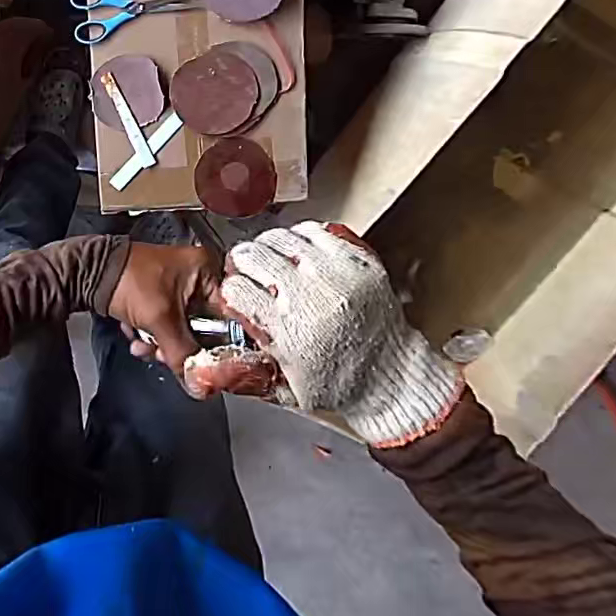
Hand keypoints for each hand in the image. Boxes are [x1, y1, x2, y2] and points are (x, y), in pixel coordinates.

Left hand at [106, 242, 223, 375]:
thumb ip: (182, 354)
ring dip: (159, 342)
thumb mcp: (160, 319)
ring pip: (180, 329)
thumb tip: (199, 384)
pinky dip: (149, 333)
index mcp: (206, 270)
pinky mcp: (159, 297)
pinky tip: (133, 331)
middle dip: (177, 345)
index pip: (227, 315)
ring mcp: (177, 287)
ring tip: (141, 343)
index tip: (208, 363)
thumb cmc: (128, 281)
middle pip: (202, 327)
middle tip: (161, 353)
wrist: (88, 271)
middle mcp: (196, 276)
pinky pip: (164, 324)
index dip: (218, 343)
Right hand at [219, 221, 461, 447]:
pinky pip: (316, 231)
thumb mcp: (284, 384)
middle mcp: (310, 297)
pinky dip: (301, 236)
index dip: (231, 289)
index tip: (235, 291)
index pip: (237, 290)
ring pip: (281, 238)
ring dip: (269, 246)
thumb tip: (222, 339)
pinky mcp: (357, 262)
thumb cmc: (342, 384)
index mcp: (288, 330)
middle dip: (243, 261)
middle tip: (245, 267)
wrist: (393, 378)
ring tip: (270, 256)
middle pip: (253, 255)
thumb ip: (251, 359)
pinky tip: (299, 249)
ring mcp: (336, 275)